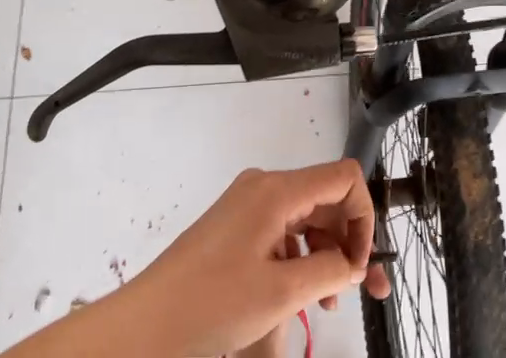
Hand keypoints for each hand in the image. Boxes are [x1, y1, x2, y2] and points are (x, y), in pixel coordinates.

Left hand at [117, 161, 390, 356]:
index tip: (360, 262)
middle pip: (325, 199)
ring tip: (328, 304)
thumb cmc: (212, 303)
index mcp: (277, 190)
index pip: (344, 178)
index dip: (363, 217)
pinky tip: (302, 296)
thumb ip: (330, 271)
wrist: (142, 326)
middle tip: (356, 289)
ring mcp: (246, 205)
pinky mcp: (235, 226)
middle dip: (347, 241)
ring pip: (305, 219)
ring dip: (324, 256)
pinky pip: (282, 232)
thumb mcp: (282, 292)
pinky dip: (299, 259)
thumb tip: (353, 264)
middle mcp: (263, 187)